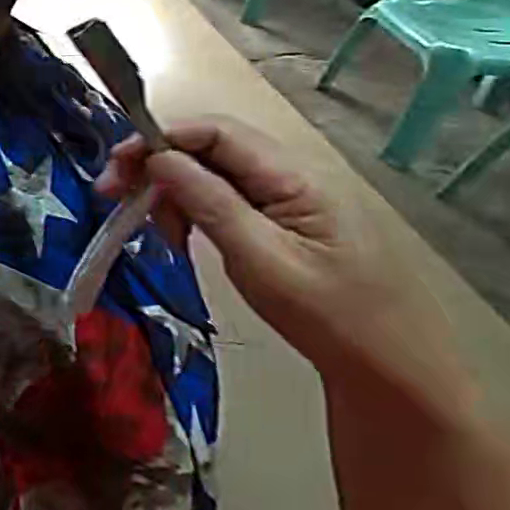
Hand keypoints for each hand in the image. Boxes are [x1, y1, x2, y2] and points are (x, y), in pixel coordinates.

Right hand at [96, 118, 465, 405]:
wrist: (396, 378)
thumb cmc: (332, 319)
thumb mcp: (261, 260)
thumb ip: (208, 201)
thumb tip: (157, 157)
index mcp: (292, 174)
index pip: (213, 131)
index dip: (160, 138)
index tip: (118, 166)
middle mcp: (287, 173)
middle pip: (207, 146)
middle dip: (157, 164)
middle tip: (114, 194)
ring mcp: (284, 197)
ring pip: (210, 171)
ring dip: (171, 190)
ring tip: (154, 229)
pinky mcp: (279, 220)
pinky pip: (223, 197)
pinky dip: (192, 210)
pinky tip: (180, 237)